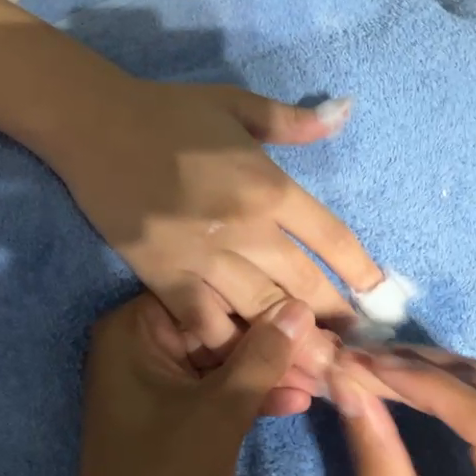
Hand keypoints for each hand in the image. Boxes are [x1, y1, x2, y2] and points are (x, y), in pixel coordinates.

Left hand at [30, 294, 322, 475]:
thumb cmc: (168, 471)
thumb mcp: (222, 408)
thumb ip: (263, 354)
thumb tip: (301, 307)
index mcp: (132, 327)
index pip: (201, 290)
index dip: (256, 297)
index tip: (307, 304)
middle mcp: (135, 342)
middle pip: (212, 325)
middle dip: (267, 341)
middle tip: (323, 344)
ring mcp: (150, 378)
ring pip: (217, 360)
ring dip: (264, 371)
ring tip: (319, 375)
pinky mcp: (166, 410)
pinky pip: (210, 388)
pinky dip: (245, 395)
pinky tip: (295, 401)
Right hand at [48, 78, 381, 356]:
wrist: (96, 127)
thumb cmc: (169, 112)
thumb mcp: (234, 103)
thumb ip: (290, 120)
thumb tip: (344, 115)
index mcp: (268, 185)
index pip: (332, 237)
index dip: (361, 272)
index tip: (378, 299)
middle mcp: (244, 229)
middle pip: (303, 286)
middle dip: (335, 322)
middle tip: (357, 353)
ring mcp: (203, 258)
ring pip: (261, 315)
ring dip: (295, 347)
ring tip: (322, 373)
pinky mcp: (163, 277)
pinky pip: (203, 324)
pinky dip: (228, 347)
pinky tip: (248, 367)